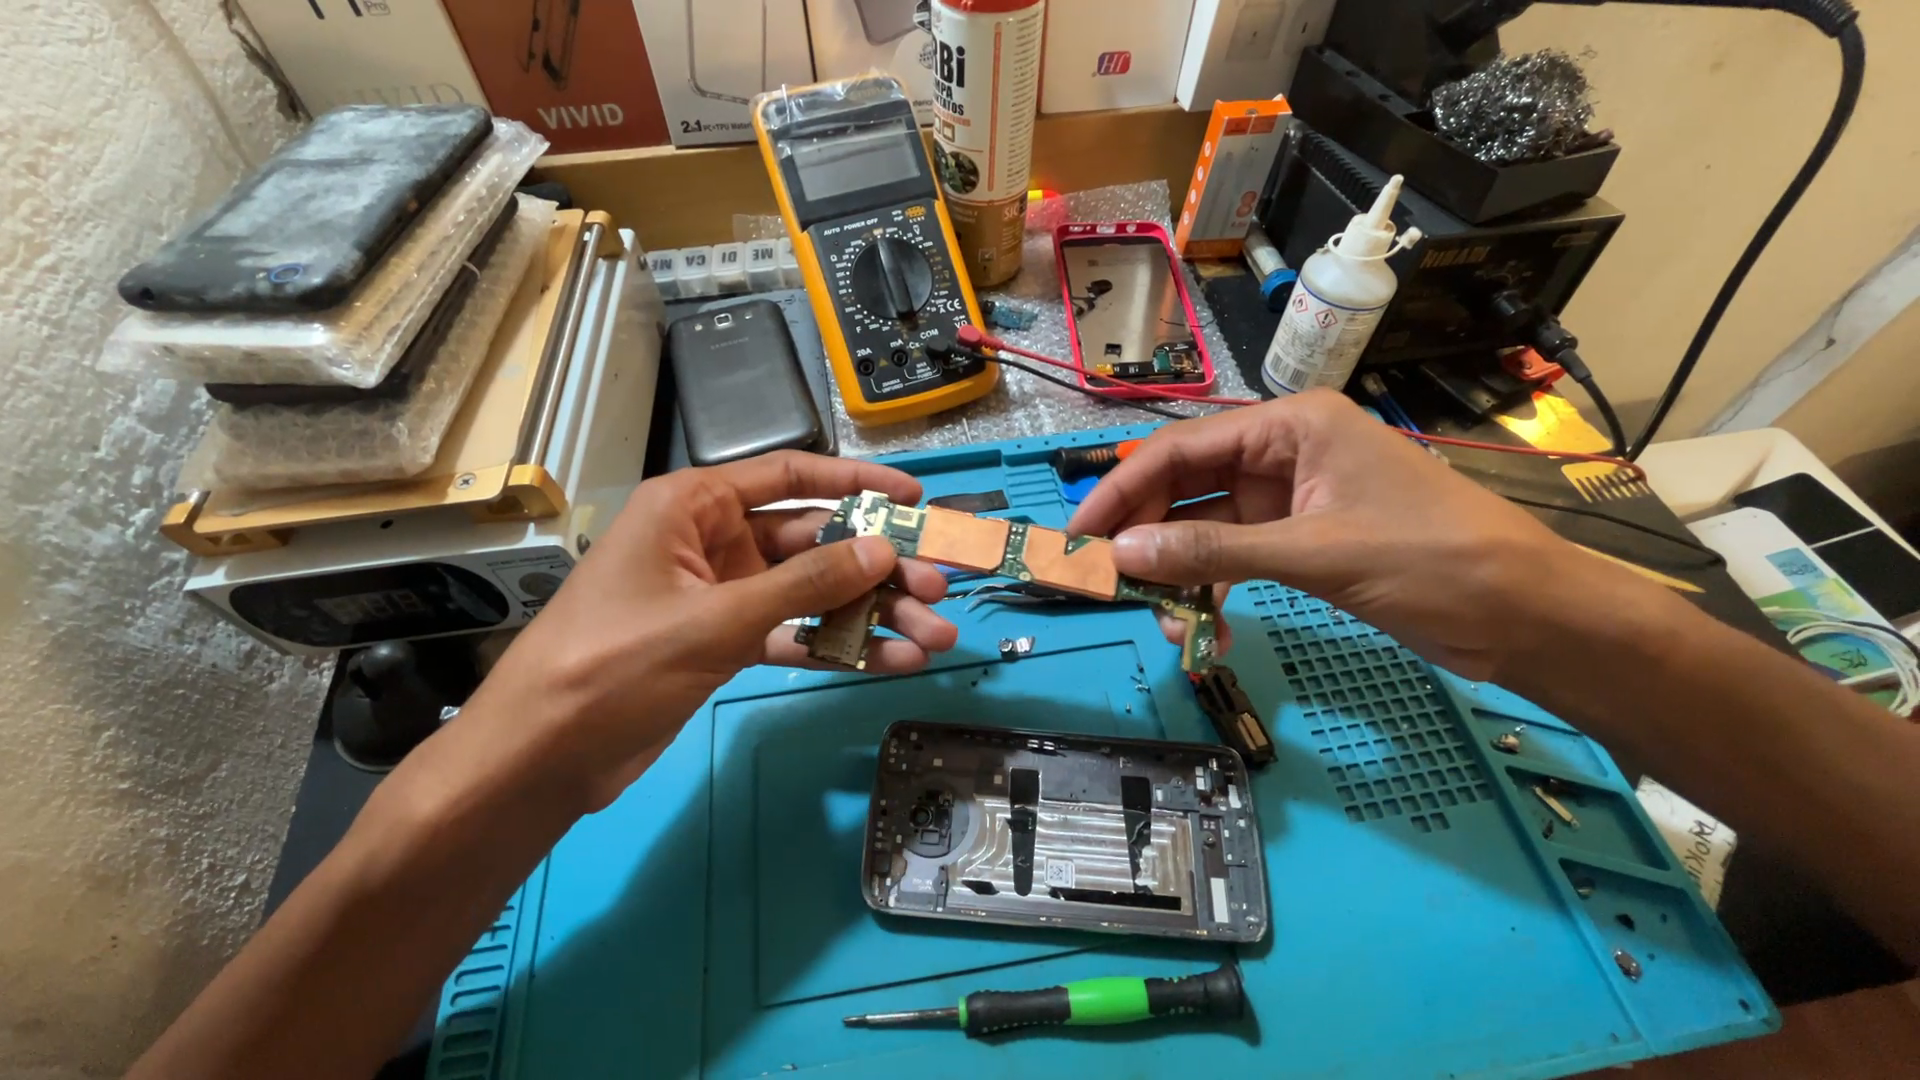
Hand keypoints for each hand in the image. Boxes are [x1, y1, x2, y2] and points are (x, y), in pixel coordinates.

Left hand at [467, 452, 957, 810]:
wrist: (541, 757)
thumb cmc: (613, 665)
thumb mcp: (714, 619)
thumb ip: (804, 584)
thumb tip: (883, 549)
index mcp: (694, 505)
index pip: (790, 477)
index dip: (858, 483)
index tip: (914, 496)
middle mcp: (712, 540)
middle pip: (814, 542)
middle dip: (878, 568)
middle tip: (938, 591)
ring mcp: (721, 595)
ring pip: (811, 593)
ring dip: (870, 615)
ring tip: (933, 638)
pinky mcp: (724, 643)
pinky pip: (793, 634)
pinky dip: (836, 647)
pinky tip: (889, 663)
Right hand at [1068, 390, 1654, 683]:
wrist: (1527, 614)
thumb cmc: (1432, 559)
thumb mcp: (1315, 552)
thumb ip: (1213, 551)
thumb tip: (1124, 554)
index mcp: (1289, 426)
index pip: (1181, 449)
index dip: (1124, 490)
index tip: (1081, 533)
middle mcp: (1282, 452)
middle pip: (1186, 485)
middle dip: (1148, 534)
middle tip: (1111, 583)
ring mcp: (1291, 497)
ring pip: (1206, 525)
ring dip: (1178, 569)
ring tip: (1163, 615)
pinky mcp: (1302, 539)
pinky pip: (1234, 555)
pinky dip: (1213, 586)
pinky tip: (1204, 623)